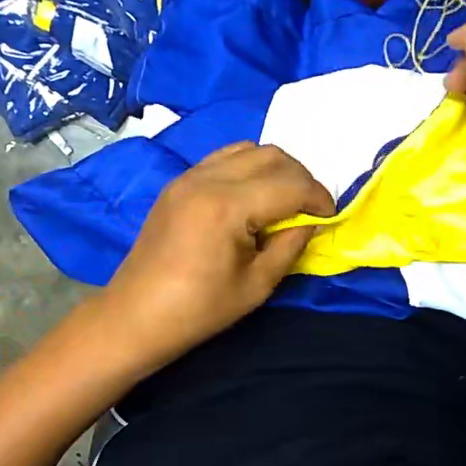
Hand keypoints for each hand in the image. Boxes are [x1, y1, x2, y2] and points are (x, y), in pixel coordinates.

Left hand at [99, 142, 334, 359]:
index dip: (318, 198)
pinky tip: (251, 197)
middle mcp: (206, 179)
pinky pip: (221, 159)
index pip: (289, 184)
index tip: (329, 217)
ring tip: (282, 200)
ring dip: (273, 168)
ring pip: (246, 149)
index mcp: (227, 206)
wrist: (136, 316)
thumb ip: (290, 246)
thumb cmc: (198, 310)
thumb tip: (310, 222)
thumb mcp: (256, 285)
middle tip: (309, 209)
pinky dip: (246, 168)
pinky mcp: (176, 184)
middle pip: (270, 155)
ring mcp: (187, 177)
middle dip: (299, 177)